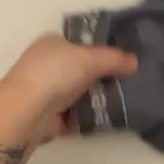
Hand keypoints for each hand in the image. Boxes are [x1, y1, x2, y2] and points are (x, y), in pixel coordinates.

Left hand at [0, 34, 138, 141]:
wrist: (28, 111)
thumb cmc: (55, 73)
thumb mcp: (89, 58)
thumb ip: (113, 59)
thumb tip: (135, 62)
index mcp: (53, 44)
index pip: (81, 44)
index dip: (101, 51)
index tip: (124, 60)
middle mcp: (49, 67)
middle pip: (83, 71)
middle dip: (103, 78)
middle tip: (129, 83)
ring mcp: (49, 94)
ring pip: (81, 95)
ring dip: (99, 100)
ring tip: (125, 101)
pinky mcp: (52, 119)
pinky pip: (78, 117)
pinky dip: (91, 118)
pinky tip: (111, 119)